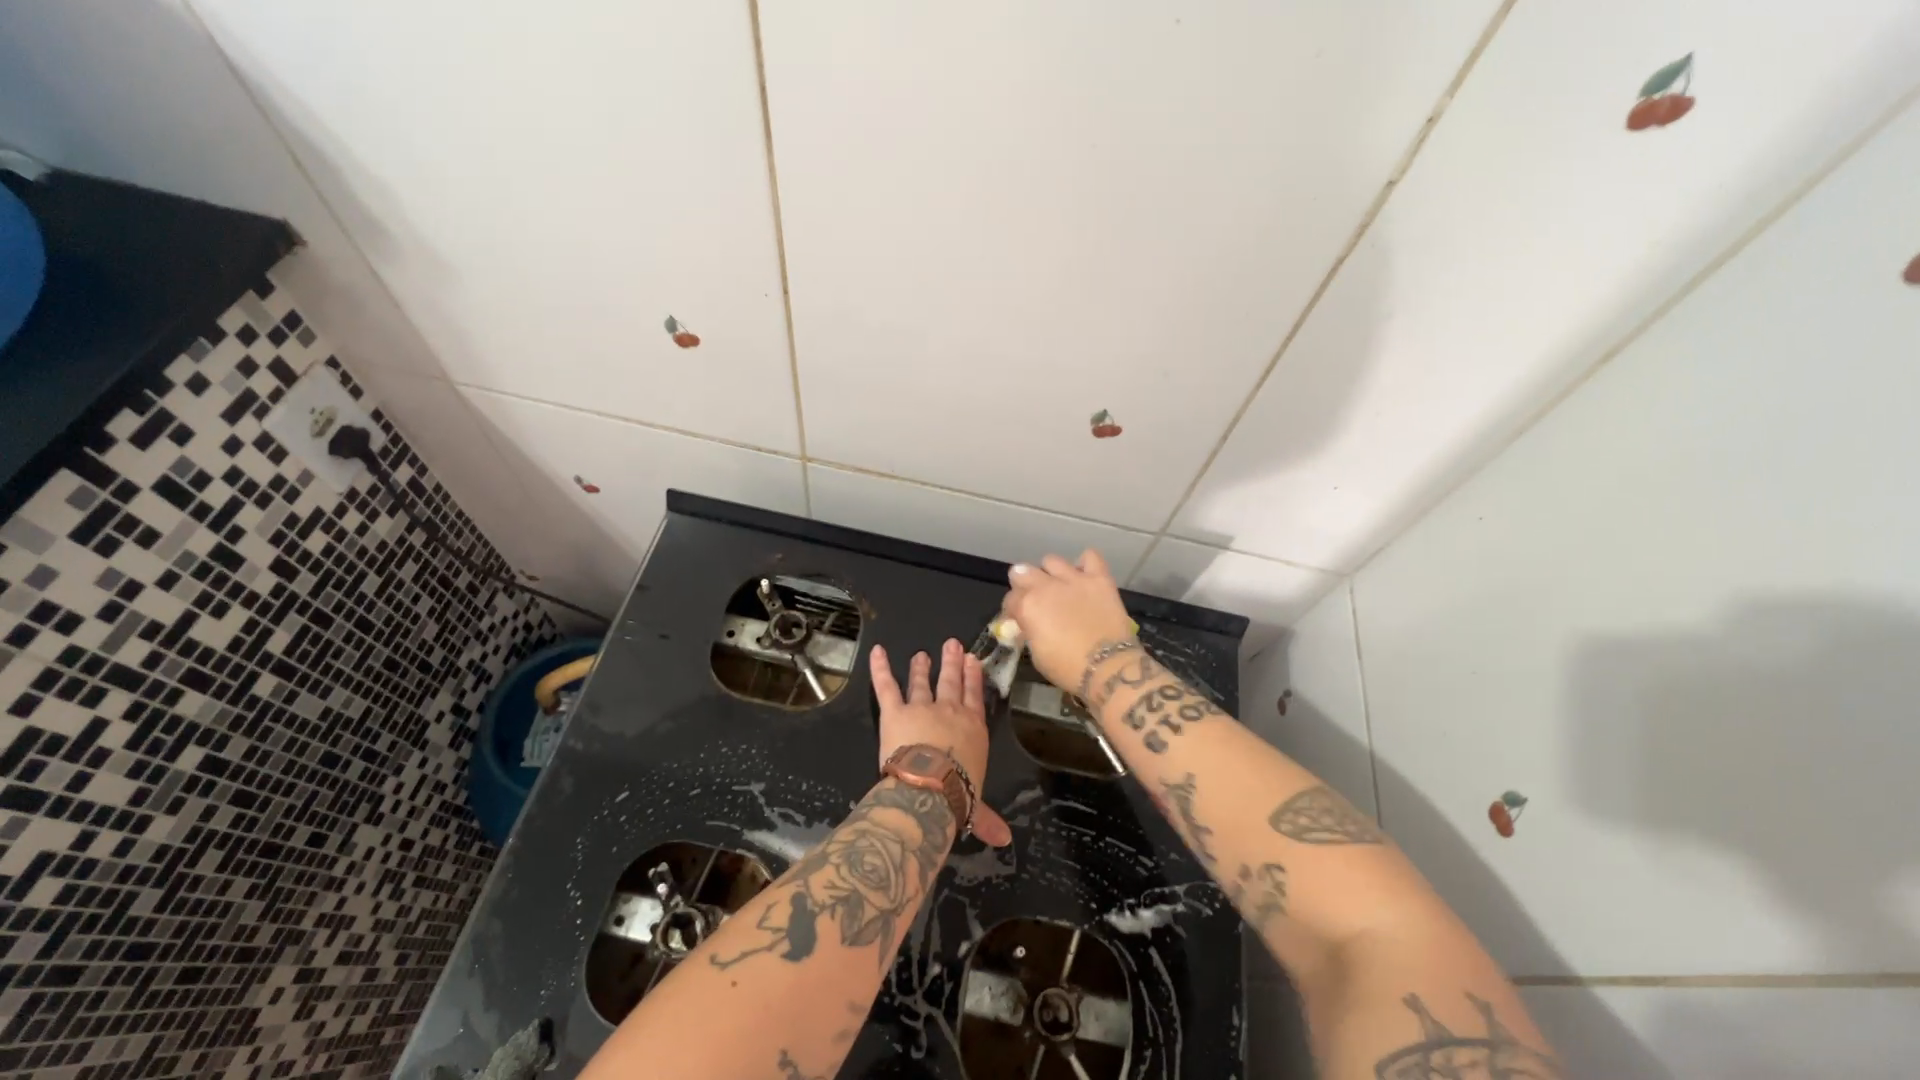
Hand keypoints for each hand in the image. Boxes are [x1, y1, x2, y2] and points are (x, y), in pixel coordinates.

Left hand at [870, 640, 1012, 846]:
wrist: (929, 787)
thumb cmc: (957, 794)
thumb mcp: (974, 805)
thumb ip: (985, 818)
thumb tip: (1004, 840)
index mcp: (973, 730)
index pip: (974, 699)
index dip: (973, 679)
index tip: (974, 662)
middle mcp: (950, 712)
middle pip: (951, 683)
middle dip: (953, 663)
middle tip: (953, 645)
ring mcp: (921, 707)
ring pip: (921, 682)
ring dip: (921, 667)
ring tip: (921, 654)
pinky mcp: (894, 711)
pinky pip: (886, 685)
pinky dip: (880, 668)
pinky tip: (877, 652)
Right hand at [1001, 551, 1137, 693]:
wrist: (1108, 667)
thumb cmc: (1067, 668)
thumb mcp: (1037, 654)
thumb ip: (1029, 631)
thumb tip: (1028, 624)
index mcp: (1027, 606)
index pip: (1009, 599)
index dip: (1012, 610)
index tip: (1018, 620)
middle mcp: (1046, 586)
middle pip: (1022, 572)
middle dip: (1024, 585)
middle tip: (1034, 600)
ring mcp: (1074, 579)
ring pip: (1051, 560)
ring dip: (1050, 573)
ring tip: (1058, 586)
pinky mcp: (1099, 579)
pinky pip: (1090, 557)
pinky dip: (1085, 564)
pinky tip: (1084, 577)